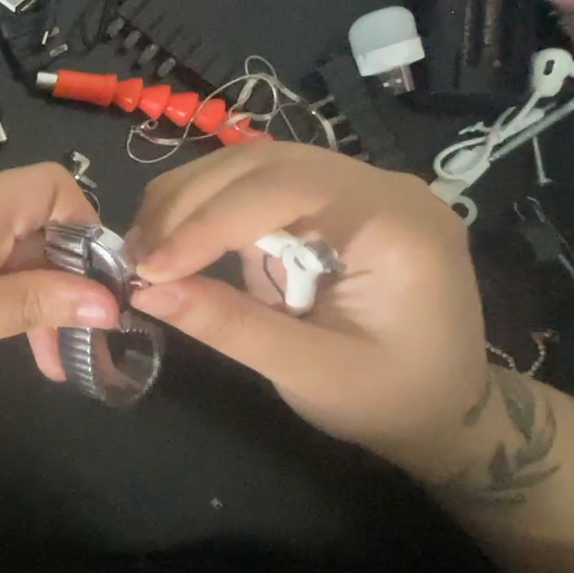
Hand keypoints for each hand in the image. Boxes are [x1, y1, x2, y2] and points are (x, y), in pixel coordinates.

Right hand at [122, 143, 489, 454]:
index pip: (287, 189)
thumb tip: (146, 291)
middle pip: (261, 164)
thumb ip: (230, 326)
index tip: (150, 270)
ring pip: (247, 165)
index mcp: (396, 224)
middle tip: (132, 257)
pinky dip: (199, 207)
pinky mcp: (322, 205)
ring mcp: (351, 190)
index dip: (207, 221)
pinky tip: (169, 240)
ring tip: (142, 249)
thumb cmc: (388, 399)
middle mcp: (378, 188)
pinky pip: (249, 185)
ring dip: (185, 201)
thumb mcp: (309, 372)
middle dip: (186, 205)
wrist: (441, 409)